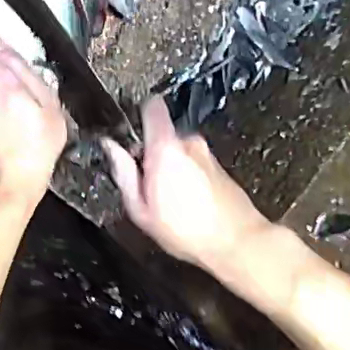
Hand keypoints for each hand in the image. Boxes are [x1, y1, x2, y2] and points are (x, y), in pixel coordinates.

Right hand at [102, 97, 271, 271]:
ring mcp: (207, 154)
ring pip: (178, 152)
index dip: (139, 117)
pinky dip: (188, 179)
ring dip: (171, 170)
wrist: (237, 242)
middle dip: (152, 156)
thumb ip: (124, 173)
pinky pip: (194, 165)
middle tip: (148, 187)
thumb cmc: (189, 231)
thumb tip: (112, 149)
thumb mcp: (141, 209)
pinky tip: (188, 206)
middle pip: (162, 136)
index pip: (152, 107)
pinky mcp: (219, 167)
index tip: (131, 137)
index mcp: (165, 149)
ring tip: (170, 202)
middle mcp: (189, 144)